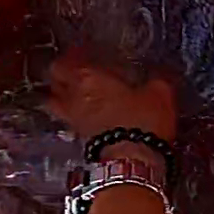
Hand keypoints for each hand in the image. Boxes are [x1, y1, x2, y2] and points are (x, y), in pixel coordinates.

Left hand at [47, 56, 176, 141]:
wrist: (133, 160)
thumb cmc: (142, 121)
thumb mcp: (159, 94)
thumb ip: (156, 83)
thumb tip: (158, 80)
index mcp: (90, 78)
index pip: (68, 61)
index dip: (72, 57)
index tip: (82, 53)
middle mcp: (76, 97)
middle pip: (55, 82)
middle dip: (62, 76)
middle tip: (75, 72)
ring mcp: (75, 120)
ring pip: (56, 103)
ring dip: (62, 97)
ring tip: (76, 94)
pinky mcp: (81, 139)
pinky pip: (71, 121)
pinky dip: (76, 116)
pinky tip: (90, 115)